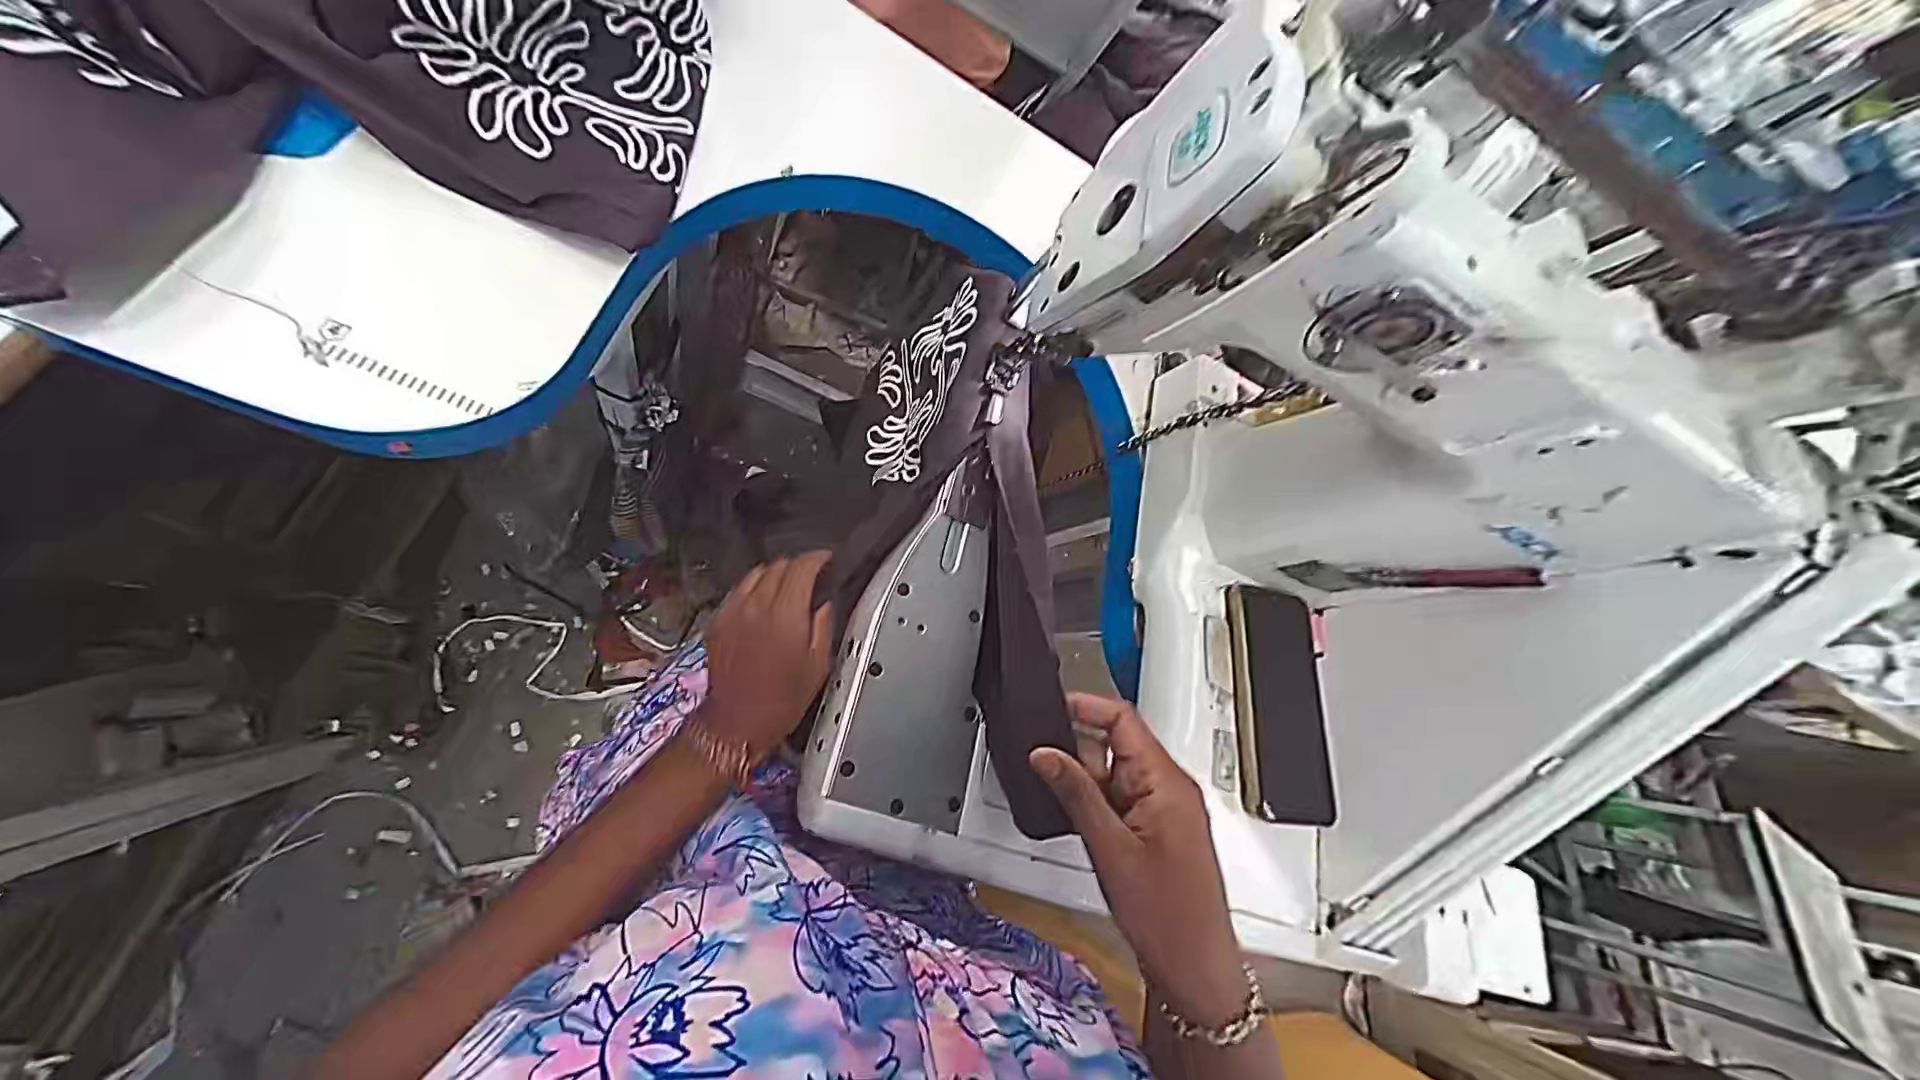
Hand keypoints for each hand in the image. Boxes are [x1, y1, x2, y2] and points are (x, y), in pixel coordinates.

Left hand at [700, 552, 834, 756]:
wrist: (737, 723)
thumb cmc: (781, 700)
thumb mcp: (818, 665)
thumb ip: (823, 625)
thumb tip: (824, 603)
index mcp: (785, 615)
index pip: (802, 567)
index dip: (818, 558)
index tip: (826, 561)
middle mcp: (756, 607)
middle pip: (778, 565)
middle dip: (798, 567)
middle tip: (811, 578)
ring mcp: (732, 612)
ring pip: (756, 573)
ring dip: (774, 575)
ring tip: (786, 589)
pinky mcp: (717, 621)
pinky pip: (737, 591)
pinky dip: (753, 590)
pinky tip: (761, 605)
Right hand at [1030, 693, 1247, 1025]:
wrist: (1194, 971)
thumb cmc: (1169, 919)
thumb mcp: (1110, 848)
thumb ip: (1075, 793)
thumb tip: (1045, 755)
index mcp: (1167, 782)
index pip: (1124, 720)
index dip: (1086, 707)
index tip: (1053, 707)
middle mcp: (1170, 788)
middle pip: (1115, 746)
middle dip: (1077, 754)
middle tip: (1044, 766)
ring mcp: (1164, 809)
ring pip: (1113, 774)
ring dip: (1084, 783)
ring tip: (1060, 802)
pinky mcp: (1156, 828)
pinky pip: (1119, 798)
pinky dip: (1094, 804)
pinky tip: (1078, 821)